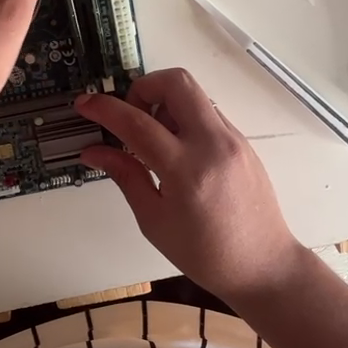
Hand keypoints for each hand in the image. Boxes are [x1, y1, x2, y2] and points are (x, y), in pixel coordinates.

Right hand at [75, 69, 306, 300]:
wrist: (263, 264)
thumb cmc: (205, 253)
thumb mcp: (154, 221)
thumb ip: (125, 177)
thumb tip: (93, 152)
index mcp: (186, 170)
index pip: (138, 123)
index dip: (105, 109)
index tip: (85, 104)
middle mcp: (213, 144)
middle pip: (175, 82)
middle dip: (143, 88)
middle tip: (130, 119)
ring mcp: (233, 139)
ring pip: (193, 94)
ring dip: (164, 104)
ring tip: (153, 143)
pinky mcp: (243, 142)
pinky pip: (207, 113)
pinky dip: (184, 119)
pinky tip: (176, 153)